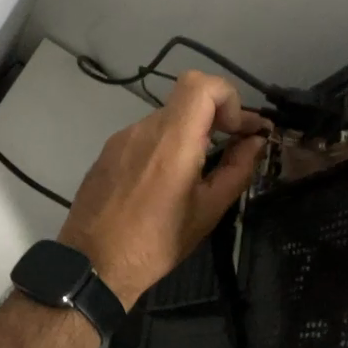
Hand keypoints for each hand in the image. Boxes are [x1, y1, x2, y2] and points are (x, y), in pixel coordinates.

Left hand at [58, 70, 268, 307]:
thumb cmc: (156, 243)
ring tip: (198, 172)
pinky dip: (163, 147)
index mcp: (171, 140)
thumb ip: (236, 170)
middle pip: (185, 102)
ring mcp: (119, 139)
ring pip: (164, 121)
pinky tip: (165, 182)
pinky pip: (143, 138)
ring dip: (188, 135)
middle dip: (215, 119)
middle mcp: (142, 129)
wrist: (93, 263)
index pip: (200, 84)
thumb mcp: (207, 211)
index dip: (227, 97)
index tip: (236, 131)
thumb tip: (255, 141)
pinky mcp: (106, 153)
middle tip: (234, 148)